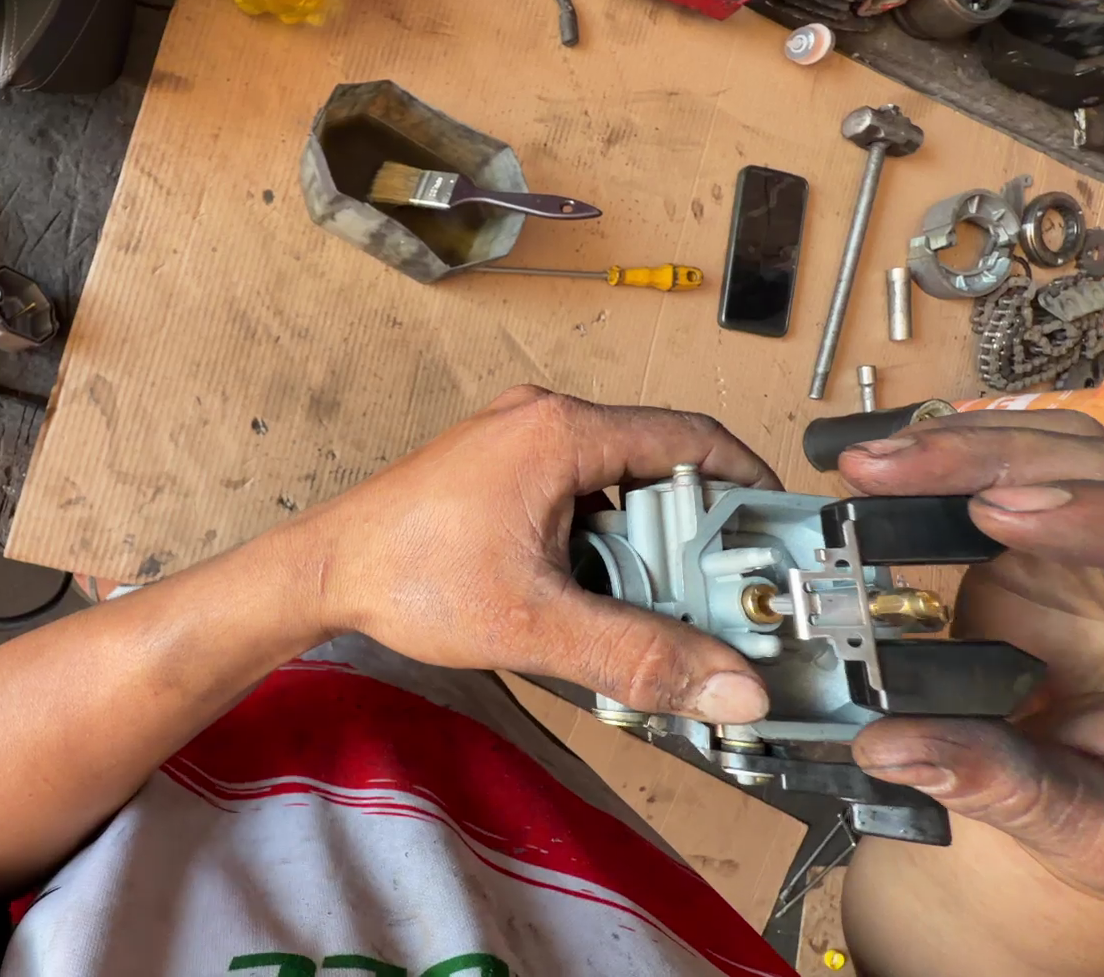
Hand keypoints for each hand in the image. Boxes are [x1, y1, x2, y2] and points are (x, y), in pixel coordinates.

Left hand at [295, 386, 774, 723]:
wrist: (327, 568)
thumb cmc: (409, 576)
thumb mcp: (534, 622)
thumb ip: (638, 654)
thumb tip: (728, 683)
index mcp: (559, 432)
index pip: (690, 438)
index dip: (746, 483)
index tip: (776, 534)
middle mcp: (539, 419)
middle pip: (653, 462)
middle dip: (690, 530)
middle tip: (711, 594)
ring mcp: (513, 438)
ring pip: (613, 479)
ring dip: (641, 537)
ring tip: (649, 601)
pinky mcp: (496, 464)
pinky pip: (573, 488)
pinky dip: (598, 533)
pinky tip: (592, 586)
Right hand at [838, 411, 1103, 939]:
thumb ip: (1012, 789)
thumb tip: (891, 744)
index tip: (1005, 511)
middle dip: (997, 459)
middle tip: (889, 468)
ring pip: (1065, 454)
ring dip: (961, 446)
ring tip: (870, 464)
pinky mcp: (1048, 547)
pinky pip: (1013, 471)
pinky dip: (950, 454)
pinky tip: (892, 460)